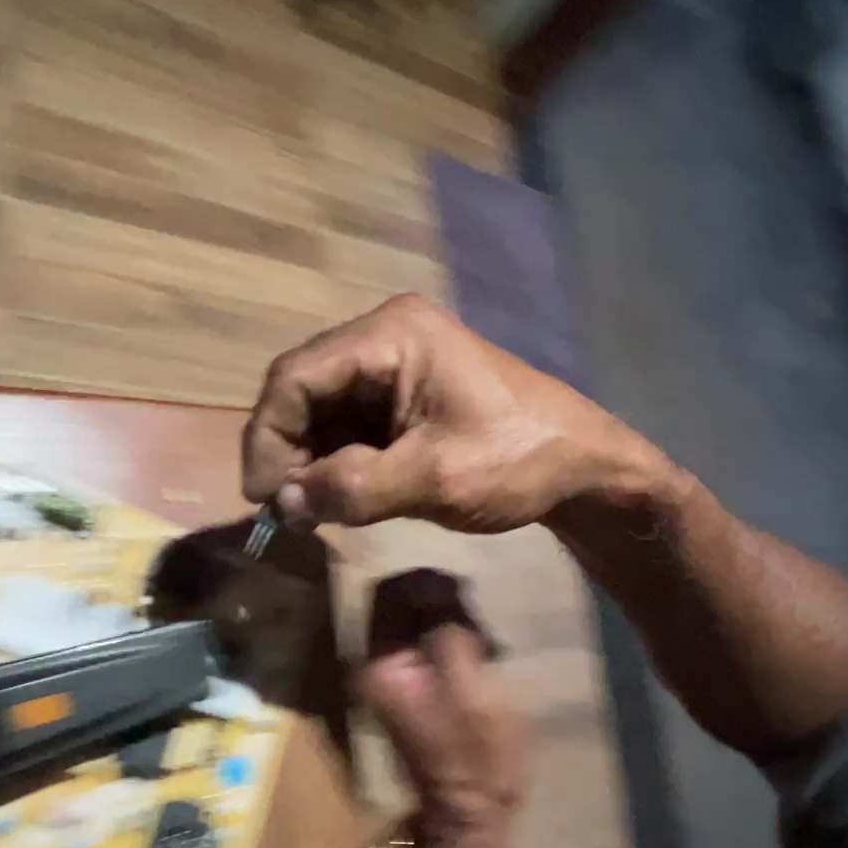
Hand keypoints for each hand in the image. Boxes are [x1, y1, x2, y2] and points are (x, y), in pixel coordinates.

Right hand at [242, 295, 655, 531]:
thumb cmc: (518, 460)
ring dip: (308, 461)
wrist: (583, 465)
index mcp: (391, 335)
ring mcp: (394, 365)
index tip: (265, 498)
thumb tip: (283, 505)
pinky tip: (336, 498)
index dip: (267, 437)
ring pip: (321, 410)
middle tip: (286, 512)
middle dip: (286, 451)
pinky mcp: (403, 395)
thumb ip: (352, 488)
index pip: (295, 376)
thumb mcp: (434, 478)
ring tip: (311, 512)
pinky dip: (334, 462)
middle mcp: (384, 337)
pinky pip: (348, 424)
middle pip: (303, 390)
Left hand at [354, 570, 523, 847]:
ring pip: (415, 620)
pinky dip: (450, 639)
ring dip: (449, 620)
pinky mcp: (408, 687)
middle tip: (479, 625)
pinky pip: (424, 642)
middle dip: (441, 602)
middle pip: (401, 603)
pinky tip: (478, 657)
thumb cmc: (475, 753)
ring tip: (483, 643)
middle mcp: (373, 663)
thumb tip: (434, 579)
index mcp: (379, 662)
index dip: (428, 583)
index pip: (390, 592)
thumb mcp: (469, 686)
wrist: (471, 812)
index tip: (467, 597)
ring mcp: (390, 676)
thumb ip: (447, 628)